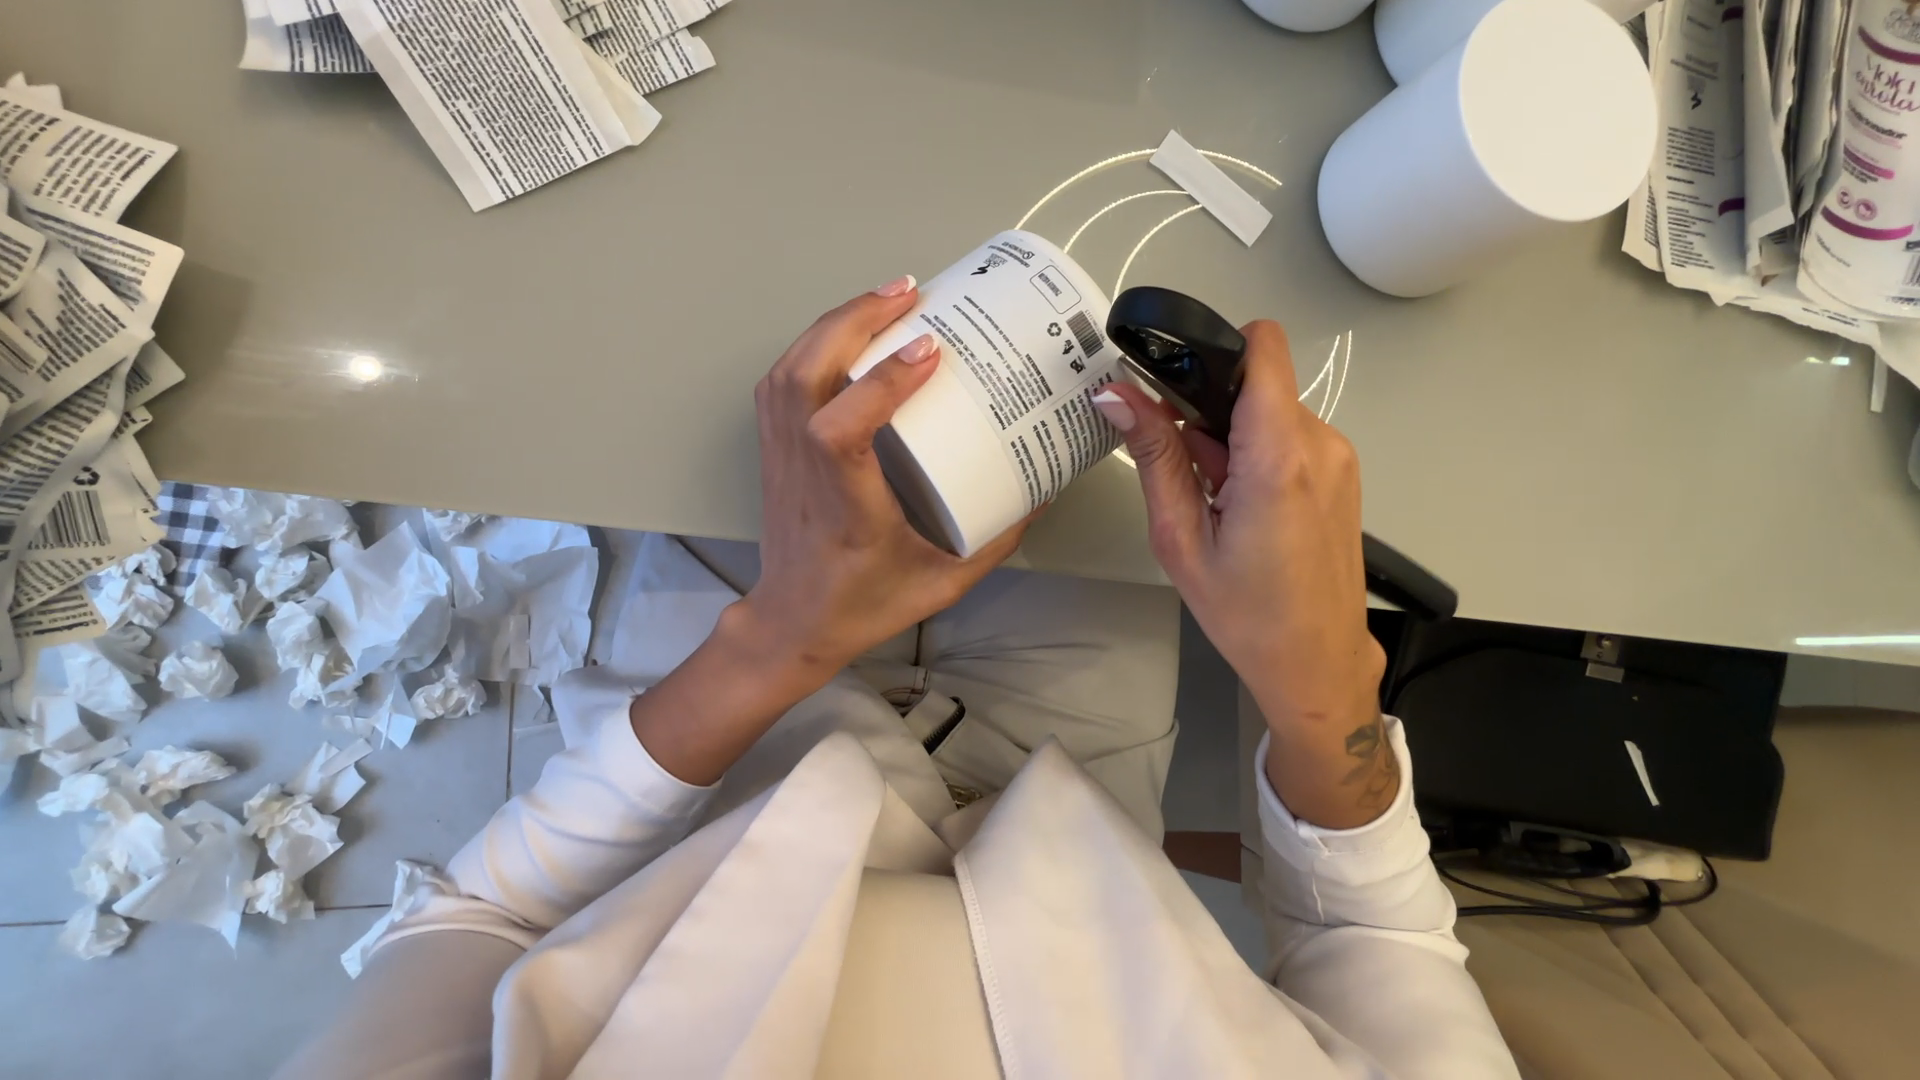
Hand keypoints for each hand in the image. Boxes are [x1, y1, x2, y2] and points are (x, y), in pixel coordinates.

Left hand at [630, 279, 1032, 785]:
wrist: (792, 622)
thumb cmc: (863, 607)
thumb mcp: (943, 583)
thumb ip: (996, 540)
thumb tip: (1039, 490)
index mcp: (844, 505)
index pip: (841, 429)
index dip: (882, 382)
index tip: (930, 348)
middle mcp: (803, 470)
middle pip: (805, 376)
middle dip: (854, 321)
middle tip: (910, 293)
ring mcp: (779, 455)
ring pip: (788, 368)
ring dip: (834, 322)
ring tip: (885, 299)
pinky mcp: (773, 448)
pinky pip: (781, 380)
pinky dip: (813, 342)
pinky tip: (848, 333)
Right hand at [1092, 321, 1392, 827]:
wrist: (1316, 664)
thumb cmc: (1244, 613)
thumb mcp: (1181, 538)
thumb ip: (1154, 457)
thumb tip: (1115, 395)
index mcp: (1279, 455)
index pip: (1260, 346)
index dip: (1213, 347)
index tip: (1173, 380)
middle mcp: (1320, 442)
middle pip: (1255, 383)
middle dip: (1209, 410)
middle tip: (1180, 468)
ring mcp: (1338, 457)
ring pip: (1269, 410)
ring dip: (1230, 437)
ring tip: (1211, 499)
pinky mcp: (1342, 473)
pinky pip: (1288, 436)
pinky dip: (1255, 454)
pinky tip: (1239, 506)